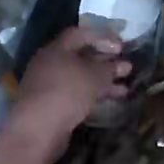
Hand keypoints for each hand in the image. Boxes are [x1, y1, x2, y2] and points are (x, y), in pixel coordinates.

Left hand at [10, 26, 131, 137]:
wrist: (38, 129)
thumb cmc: (68, 92)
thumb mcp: (95, 76)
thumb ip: (110, 69)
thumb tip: (123, 65)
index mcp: (56, 49)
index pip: (81, 34)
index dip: (103, 37)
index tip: (121, 47)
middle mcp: (49, 64)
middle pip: (81, 57)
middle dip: (105, 62)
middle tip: (125, 67)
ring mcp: (48, 85)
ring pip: (80, 77)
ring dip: (102, 81)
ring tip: (124, 88)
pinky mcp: (51, 104)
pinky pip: (76, 93)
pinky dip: (93, 94)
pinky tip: (109, 101)